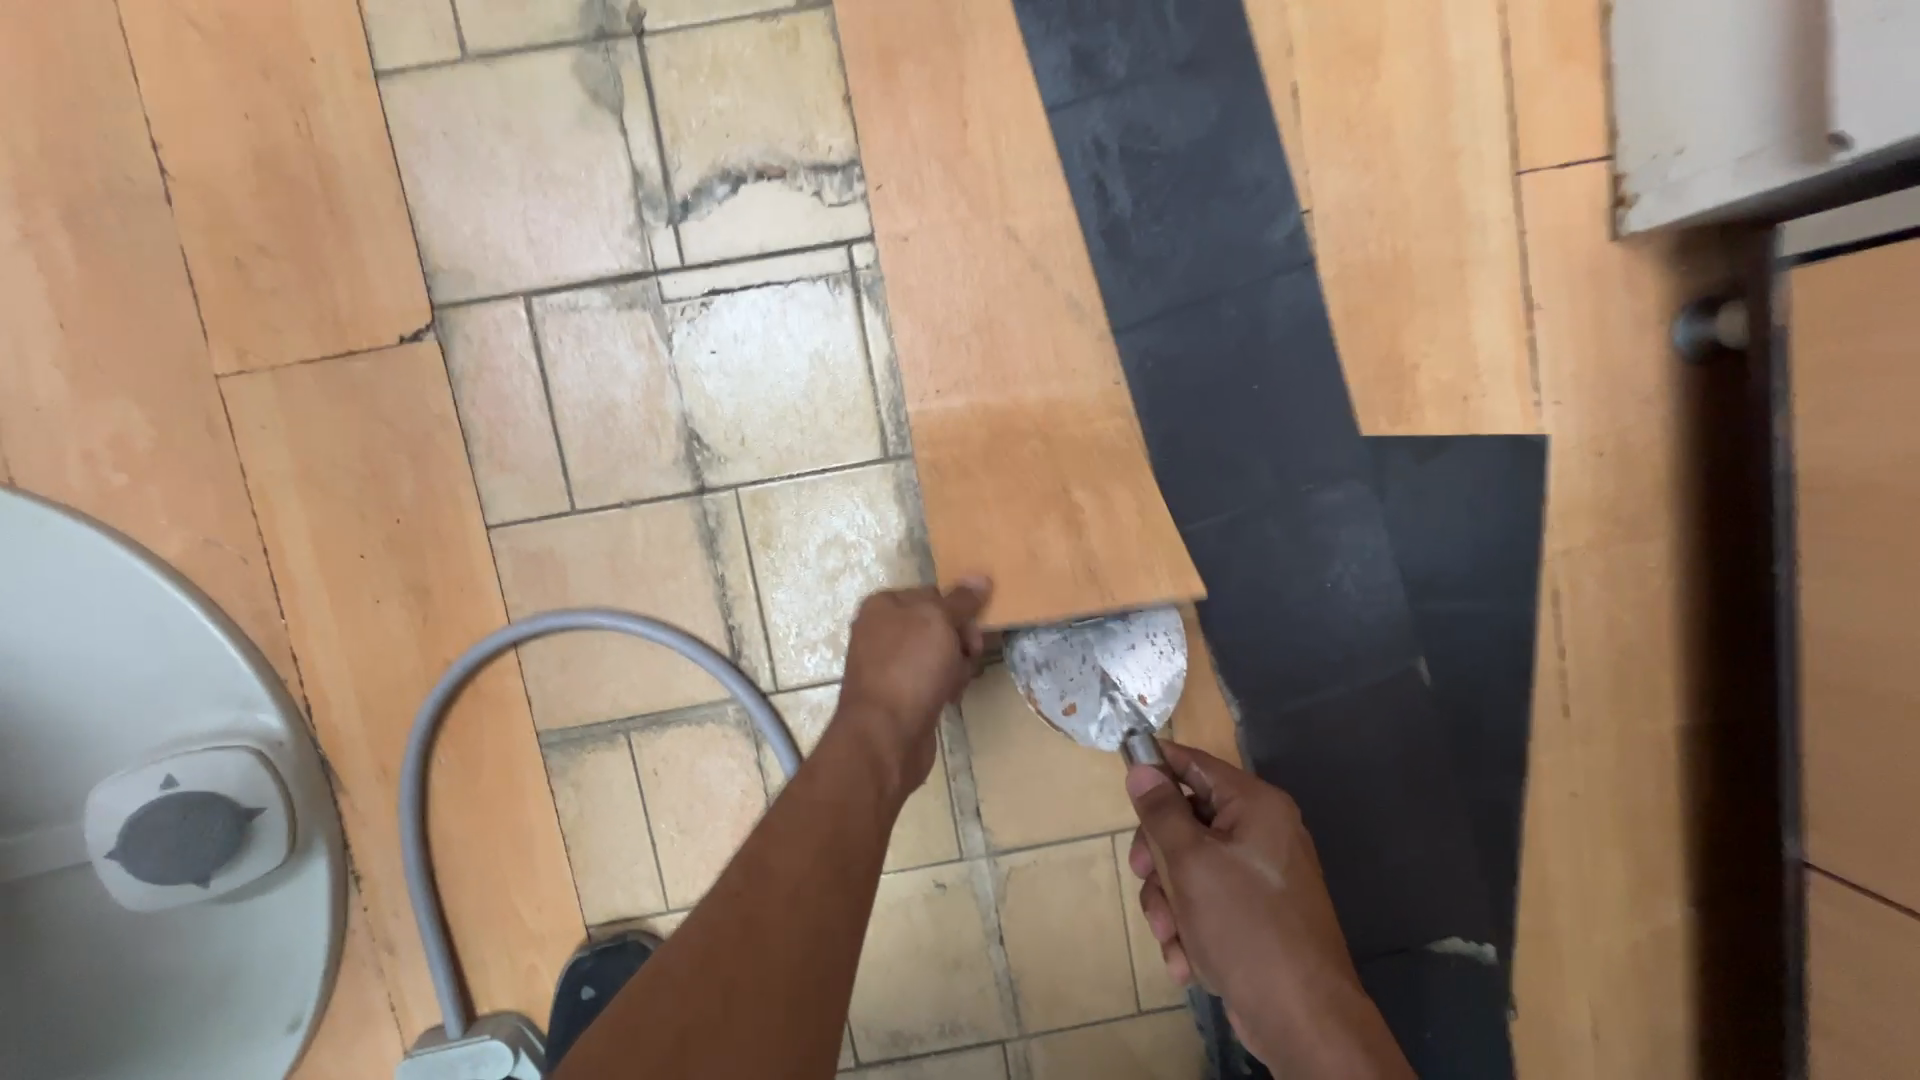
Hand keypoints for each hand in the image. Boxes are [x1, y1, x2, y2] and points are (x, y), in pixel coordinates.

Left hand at [833, 578, 991, 800]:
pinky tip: (950, 698)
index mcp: (883, 605)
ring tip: (957, 682)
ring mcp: (887, 665)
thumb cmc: (910, 668)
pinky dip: (944, 686)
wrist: (885, 736)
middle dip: (960, 640)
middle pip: (937, 625)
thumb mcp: (940, 622)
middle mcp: (880, 631)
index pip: (933, 594)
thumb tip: (981, 577)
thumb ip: (962, 600)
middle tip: (970, 654)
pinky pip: (931, 680)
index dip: (958, 609)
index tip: (976, 626)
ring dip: (956, 665)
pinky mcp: (897, 696)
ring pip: (938, 655)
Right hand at [1125, 742, 1410, 1078]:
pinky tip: (1187, 960)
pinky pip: (1207, 902)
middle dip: (1159, 859)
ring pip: (1189, 867)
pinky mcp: (1256, 914)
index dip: (1157, 767)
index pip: (1194, 764)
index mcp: (1255, 806)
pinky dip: (1191, 927)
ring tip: (1171, 936)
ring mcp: (1260, 875)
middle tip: (1144, 878)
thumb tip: (1141, 767)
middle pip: (1186, 820)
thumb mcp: (1191, 862)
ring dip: (1170, 902)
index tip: (1123, 780)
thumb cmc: (1245, 925)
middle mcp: (1262, 832)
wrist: (1302, 1019)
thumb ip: (1161, 811)